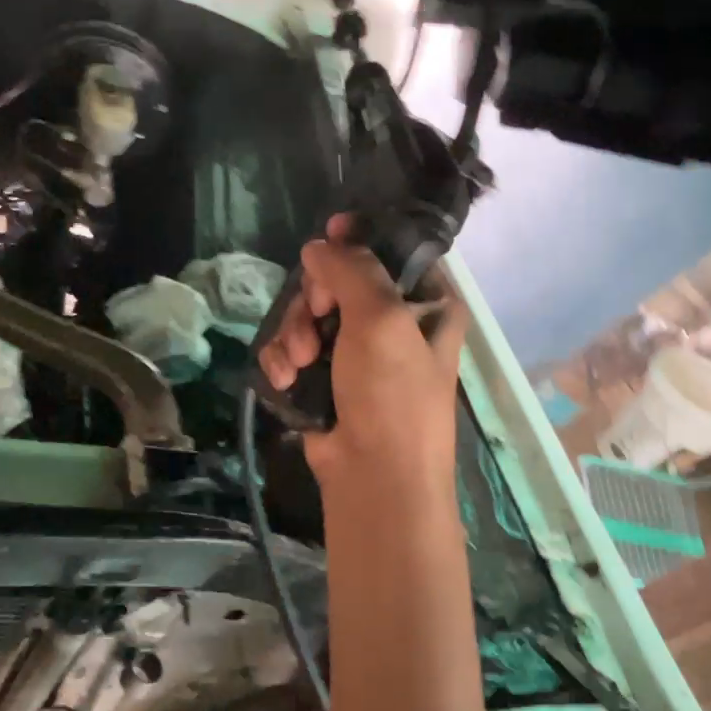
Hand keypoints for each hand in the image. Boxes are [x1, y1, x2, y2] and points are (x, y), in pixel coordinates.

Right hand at [256, 213, 468, 500]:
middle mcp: (393, 323)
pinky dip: (283, 361)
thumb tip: (319, 245)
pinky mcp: (323, 379)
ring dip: (293, 335)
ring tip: (297, 363)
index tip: (327, 234)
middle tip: (313, 320)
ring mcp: (355, 354)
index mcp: (428, 304)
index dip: (359, 239)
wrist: (374, 477)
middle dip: (313, 301)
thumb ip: (352, 270)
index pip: (394, 251)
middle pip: (337, 282)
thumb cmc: (393, 395)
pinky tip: (284, 379)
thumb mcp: (382, 319)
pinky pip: (292, 350)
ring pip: (307, 316)